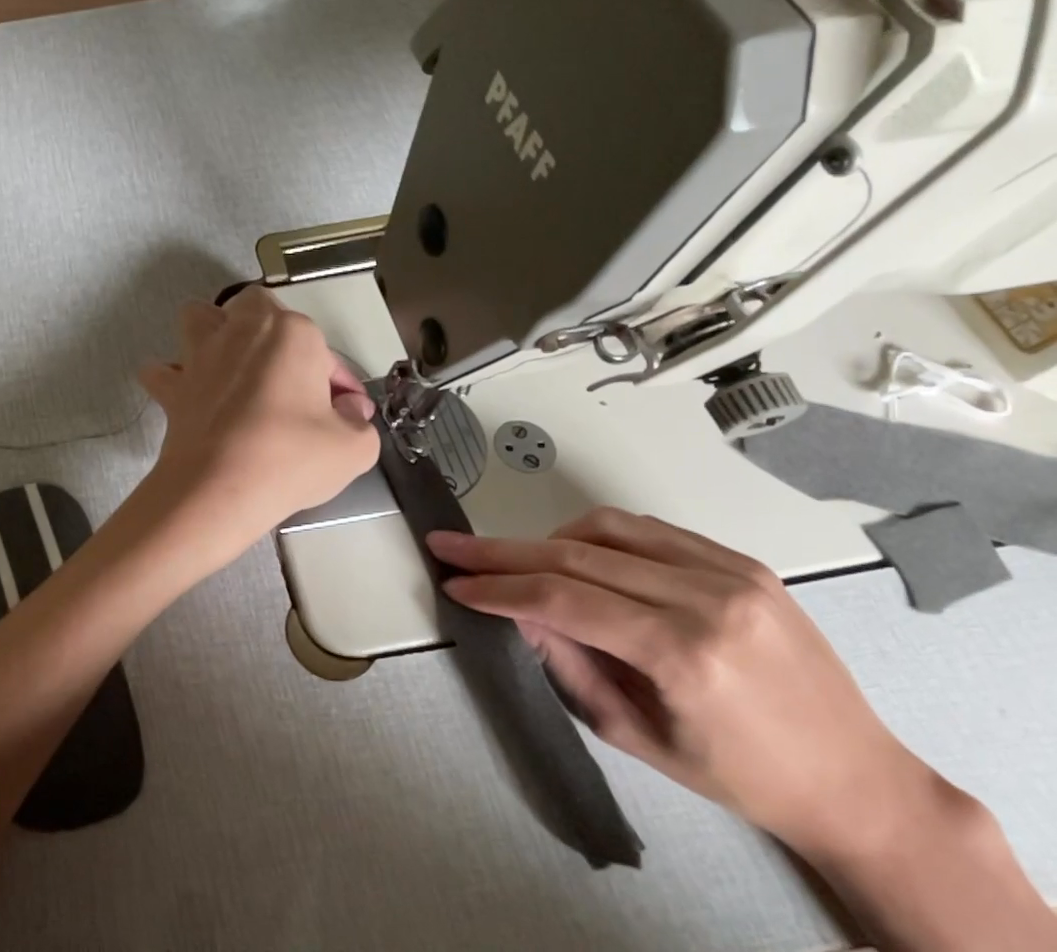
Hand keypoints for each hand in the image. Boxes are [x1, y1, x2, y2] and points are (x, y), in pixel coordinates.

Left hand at [138, 288, 378, 562]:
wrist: (218, 489)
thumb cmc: (290, 458)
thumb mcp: (353, 447)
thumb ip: (358, 422)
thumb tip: (350, 411)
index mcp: (292, 333)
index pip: (325, 351)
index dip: (339, 383)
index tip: (345, 413)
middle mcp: (241, 332)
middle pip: (255, 308)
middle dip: (271, 332)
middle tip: (286, 377)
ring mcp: (201, 356)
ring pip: (200, 319)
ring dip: (213, 334)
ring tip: (231, 366)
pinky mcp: (173, 388)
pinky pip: (163, 372)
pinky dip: (172, 379)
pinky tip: (188, 395)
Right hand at [426, 508, 943, 857]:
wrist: (853, 777)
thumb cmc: (738, 775)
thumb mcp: (633, 734)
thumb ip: (568, 664)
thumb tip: (518, 612)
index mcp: (681, 653)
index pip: (562, 597)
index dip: (497, 586)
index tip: (454, 581)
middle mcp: (708, 599)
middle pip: (577, 554)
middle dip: (502, 550)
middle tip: (452, 547)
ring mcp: (733, 574)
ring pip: (611, 528)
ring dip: (549, 538)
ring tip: (517, 560)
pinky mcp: (747, 564)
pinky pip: (653, 531)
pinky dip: (600, 536)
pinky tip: (577, 555)